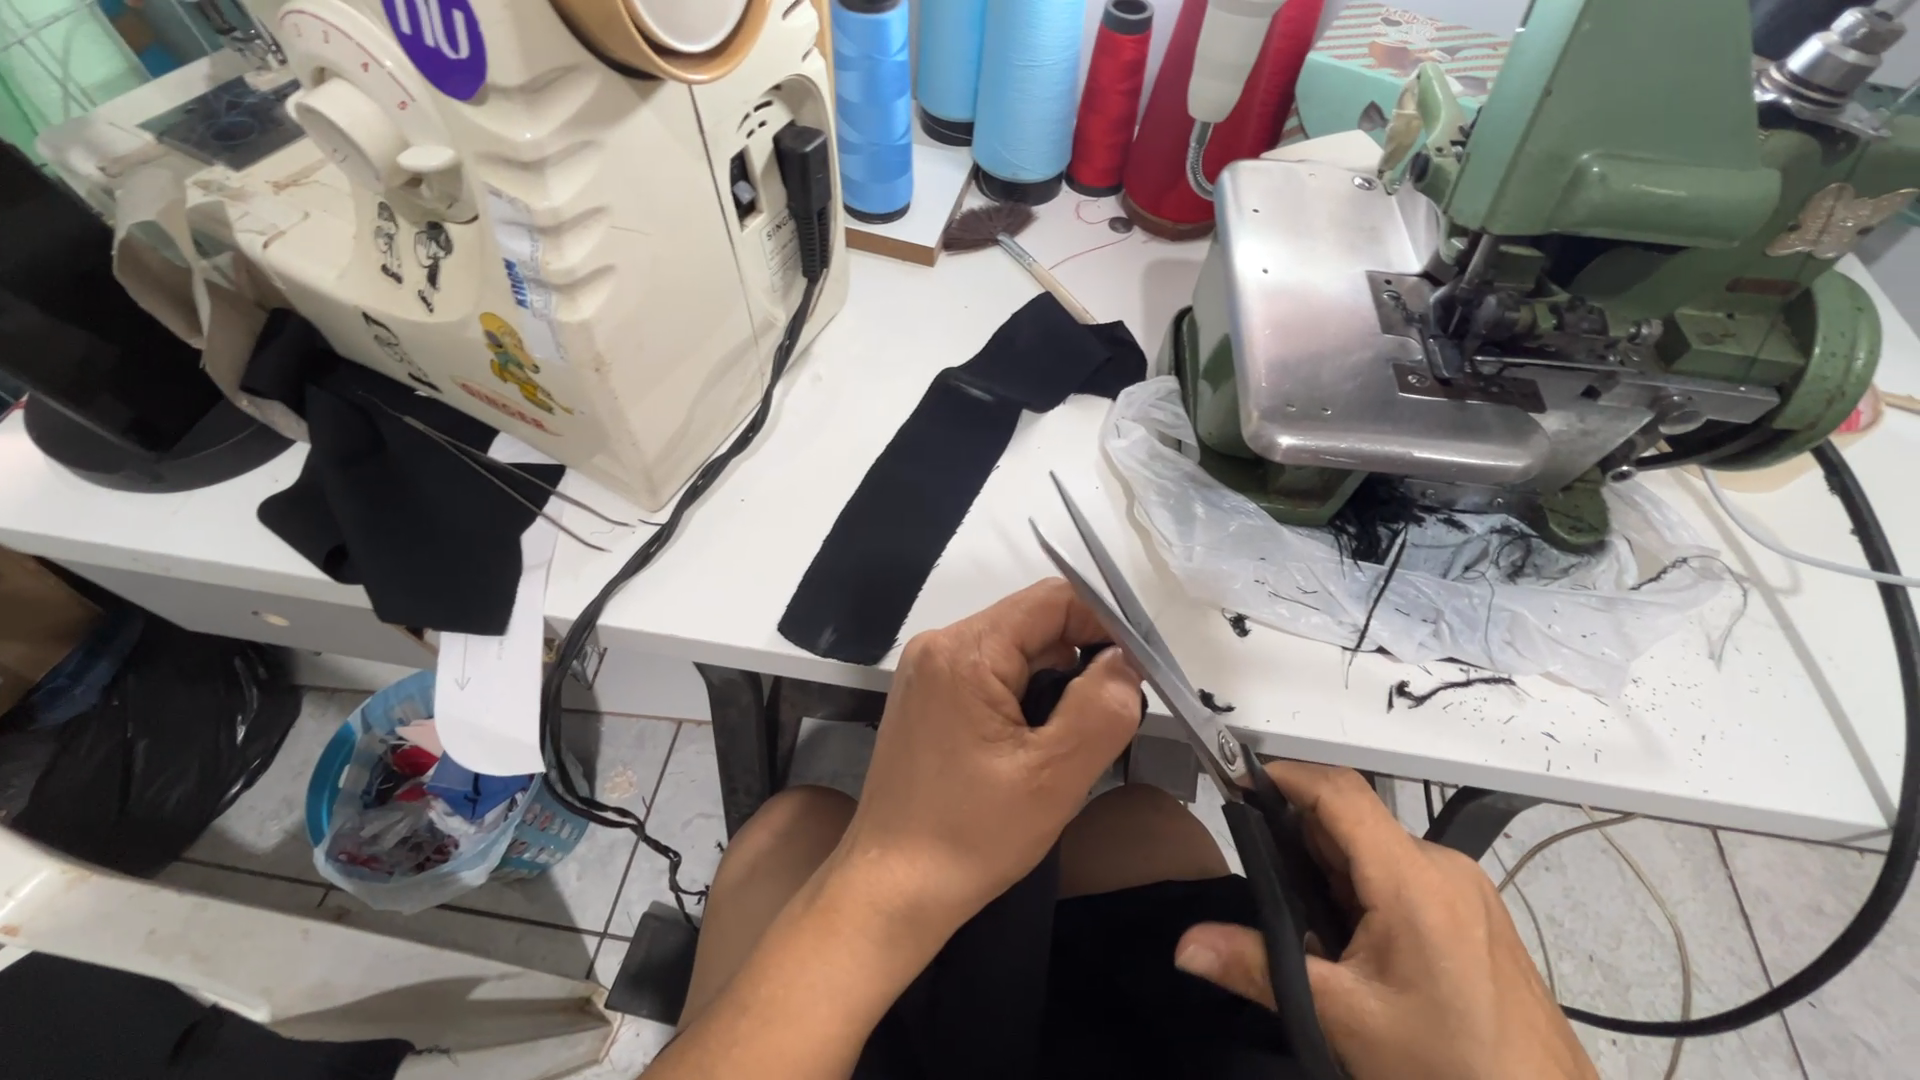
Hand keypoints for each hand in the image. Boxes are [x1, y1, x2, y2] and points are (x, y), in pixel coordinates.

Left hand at [830, 579, 1144, 936]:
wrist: (891, 890)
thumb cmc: (972, 835)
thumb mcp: (1055, 776)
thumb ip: (1103, 708)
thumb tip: (1125, 662)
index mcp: (965, 650)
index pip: (1053, 600)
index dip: (1105, 624)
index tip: (1138, 671)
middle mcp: (938, 646)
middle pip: (1032, 625)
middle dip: (1079, 662)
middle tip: (1105, 720)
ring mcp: (926, 672)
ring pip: (1014, 652)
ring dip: (1052, 686)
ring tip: (1064, 744)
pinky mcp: (925, 699)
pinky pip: (990, 676)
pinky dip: (1022, 700)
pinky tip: (1029, 748)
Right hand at [1173, 763, 1596, 1079]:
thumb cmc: (1450, 1067)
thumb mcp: (1344, 1019)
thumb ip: (1258, 969)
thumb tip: (1185, 944)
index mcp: (1412, 880)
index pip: (1339, 793)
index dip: (1284, 776)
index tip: (1235, 780)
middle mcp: (1442, 867)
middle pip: (1351, 823)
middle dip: (1301, 845)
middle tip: (1273, 898)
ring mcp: (1462, 887)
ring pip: (1374, 851)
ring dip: (1332, 874)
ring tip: (1318, 936)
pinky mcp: (1472, 910)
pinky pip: (1401, 874)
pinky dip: (1363, 890)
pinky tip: (1357, 948)